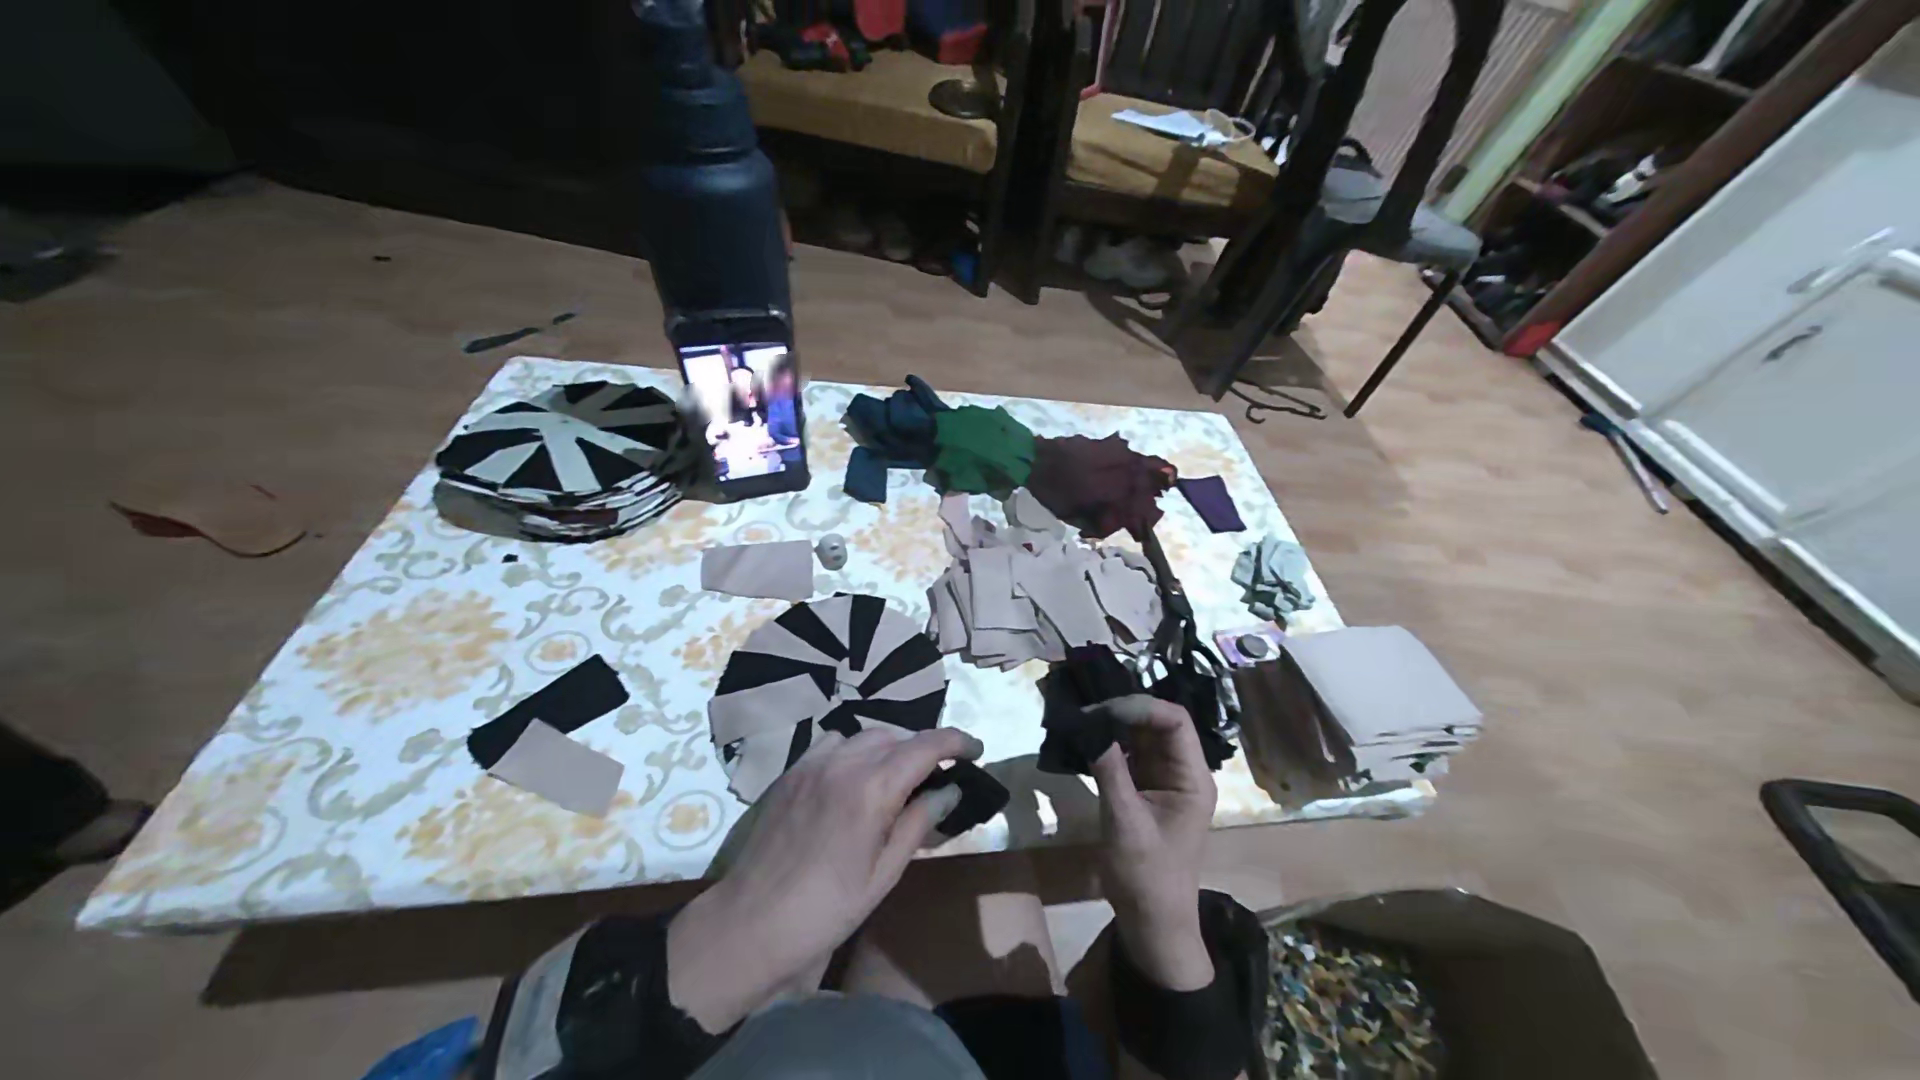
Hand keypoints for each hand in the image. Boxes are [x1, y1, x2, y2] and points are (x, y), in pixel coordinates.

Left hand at [667, 726, 980, 1030]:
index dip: (957, 741)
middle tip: (939, 773)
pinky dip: (855, 749)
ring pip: (863, 735)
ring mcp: (813, 762)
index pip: (926, 745)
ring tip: (898, 774)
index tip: (976, 749)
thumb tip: (949, 790)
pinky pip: (832, 743)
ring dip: (889, 745)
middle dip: (924, 746)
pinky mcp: (791, 771)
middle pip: (896, 735)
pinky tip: (855, 777)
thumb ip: (919, 822)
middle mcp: (844, 762)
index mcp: (872, 788)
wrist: (751, 921)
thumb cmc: (827, 908)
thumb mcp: (885, 872)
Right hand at [1087, 696, 1216, 990]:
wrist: (1151, 921)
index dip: (1141, 708)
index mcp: (1192, 778)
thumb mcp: (1125, 823)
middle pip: (1157, 722)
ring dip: (1112, 725)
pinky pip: (1128, 752)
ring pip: (1140, 734)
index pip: (1175, 721)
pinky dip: (1107, 742)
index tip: (1103, 712)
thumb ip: (1109, 771)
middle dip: (1122, 712)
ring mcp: (1162, 778)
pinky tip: (1084, 740)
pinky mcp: (1143, 787)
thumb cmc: (1146, 877)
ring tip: (1080, 722)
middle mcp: (1181, 771)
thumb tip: (1088, 726)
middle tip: (1084, 715)